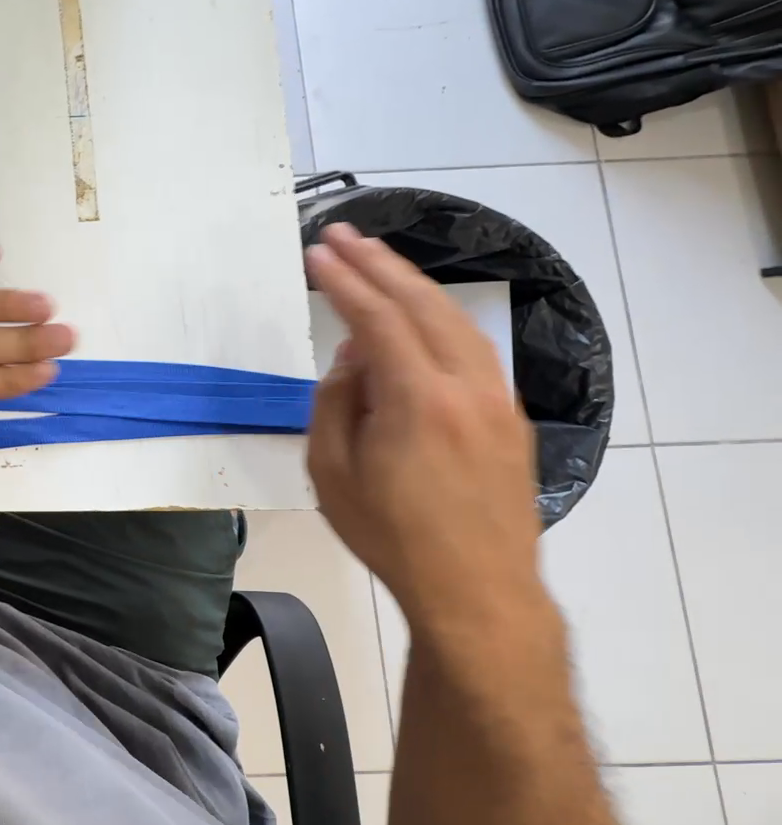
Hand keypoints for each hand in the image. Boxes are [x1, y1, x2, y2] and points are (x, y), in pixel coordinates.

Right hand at [304, 224, 542, 632]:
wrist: (476, 590)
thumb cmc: (388, 532)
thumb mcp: (332, 468)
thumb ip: (338, 402)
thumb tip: (355, 358)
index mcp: (418, 401)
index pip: (377, 321)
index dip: (344, 282)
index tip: (316, 253)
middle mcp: (466, 389)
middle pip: (423, 306)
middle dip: (379, 264)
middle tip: (343, 234)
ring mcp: (496, 401)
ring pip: (455, 322)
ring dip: (413, 283)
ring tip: (378, 256)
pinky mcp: (507, 418)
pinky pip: (473, 348)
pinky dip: (440, 316)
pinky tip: (420, 310)